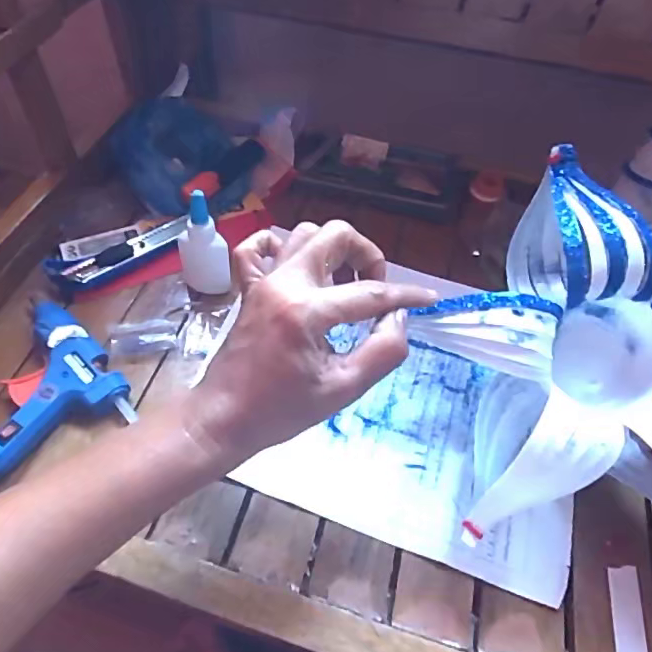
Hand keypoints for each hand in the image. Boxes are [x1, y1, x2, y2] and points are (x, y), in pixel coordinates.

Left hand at [178, 221, 436, 463]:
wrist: (224, 417)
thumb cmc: (280, 411)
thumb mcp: (343, 389)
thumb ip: (382, 351)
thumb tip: (397, 318)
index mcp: (307, 312)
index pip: (370, 293)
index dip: (405, 296)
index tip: (427, 300)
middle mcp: (283, 285)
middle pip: (335, 236)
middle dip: (366, 254)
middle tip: (374, 288)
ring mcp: (260, 283)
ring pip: (301, 235)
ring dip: (331, 250)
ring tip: (343, 282)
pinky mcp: (245, 290)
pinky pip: (253, 249)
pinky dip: (274, 246)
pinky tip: (292, 264)